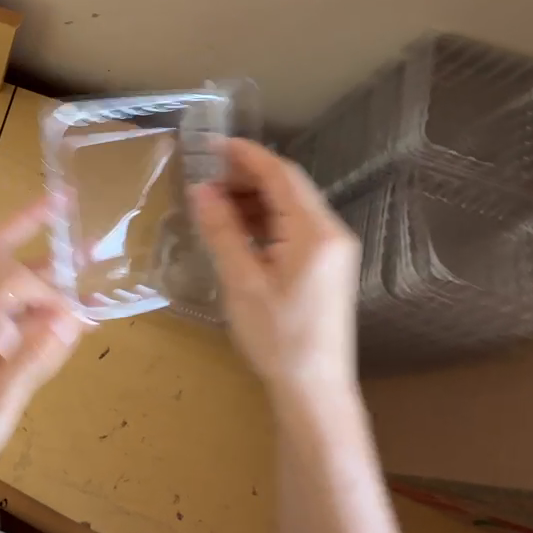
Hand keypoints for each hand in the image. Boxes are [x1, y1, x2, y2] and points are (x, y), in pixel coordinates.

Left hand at [0, 196, 87, 487]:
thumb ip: (32, 360)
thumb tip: (71, 316)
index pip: (9, 279)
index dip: (46, 289)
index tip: (74, 315)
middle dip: (29, 222)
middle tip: (65, 201)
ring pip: (4, 272)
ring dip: (41, 258)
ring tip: (86, 250)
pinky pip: (6, 299)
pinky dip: (37, 291)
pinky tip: (67, 303)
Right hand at [188, 139, 360, 394]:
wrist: (315, 388)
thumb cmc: (278, 336)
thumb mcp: (242, 282)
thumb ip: (222, 231)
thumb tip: (201, 190)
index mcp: (314, 232)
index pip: (280, 175)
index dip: (245, 155)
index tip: (211, 144)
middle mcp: (330, 233)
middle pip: (288, 187)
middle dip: (246, 176)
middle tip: (204, 178)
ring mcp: (332, 250)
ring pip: (291, 206)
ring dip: (254, 198)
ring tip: (214, 204)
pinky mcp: (326, 267)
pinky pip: (294, 227)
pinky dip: (265, 219)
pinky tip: (238, 230)